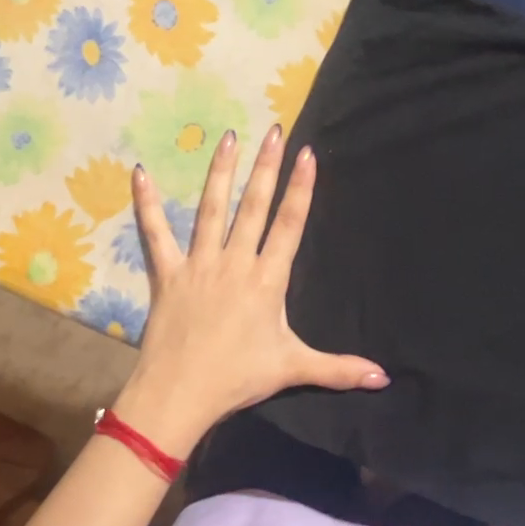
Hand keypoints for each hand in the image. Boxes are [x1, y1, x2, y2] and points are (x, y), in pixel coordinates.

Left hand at [109, 126, 387, 456]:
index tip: (307, 154)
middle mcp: (235, 262)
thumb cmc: (237, 378)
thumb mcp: (293, 369)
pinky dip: (147, 203)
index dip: (300, 188)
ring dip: (221, 172)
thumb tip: (384, 378)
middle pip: (253, 207)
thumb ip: (339, 369)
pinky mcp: (167, 273)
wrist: (179, 394)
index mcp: (267, 279)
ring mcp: (199, 264)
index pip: (289, 224)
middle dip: (266, 167)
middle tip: (274, 131)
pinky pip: (155, 233)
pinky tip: (140, 173)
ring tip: (228, 138)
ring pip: (211, 210)